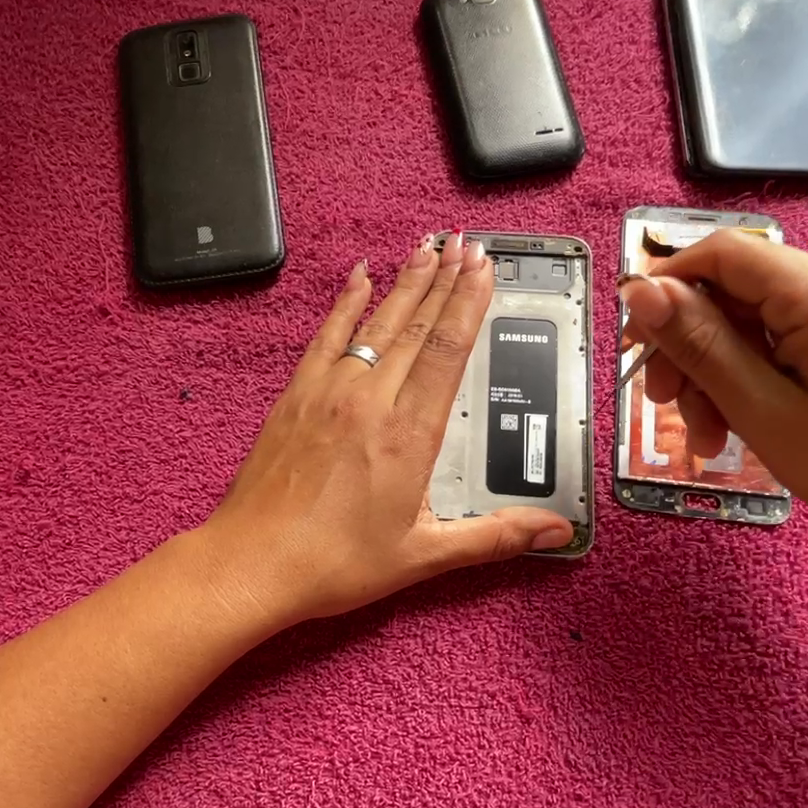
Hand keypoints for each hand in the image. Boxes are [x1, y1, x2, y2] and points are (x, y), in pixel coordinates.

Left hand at [201, 231, 573, 625]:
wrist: (254, 561)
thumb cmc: (334, 562)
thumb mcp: (423, 554)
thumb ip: (493, 536)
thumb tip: (553, 531)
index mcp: (409, 435)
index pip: (448, 350)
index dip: (469, 304)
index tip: (484, 269)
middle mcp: (369, 402)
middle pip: (416, 326)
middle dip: (445, 281)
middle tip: (465, 245)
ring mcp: (327, 393)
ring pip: (375, 324)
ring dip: (404, 284)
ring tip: (427, 249)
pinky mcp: (295, 397)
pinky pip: (325, 337)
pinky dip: (344, 304)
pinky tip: (357, 277)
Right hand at [619, 230, 807, 573]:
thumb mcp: (762, 410)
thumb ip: (698, 343)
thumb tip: (640, 290)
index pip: (724, 253)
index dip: (666, 287)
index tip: (635, 344)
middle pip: (740, 289)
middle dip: (693, 346)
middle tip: (666, 405)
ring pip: (762, 314)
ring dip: (722, 367)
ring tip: (711, 431)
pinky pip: (795, 329)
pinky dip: (760, 368)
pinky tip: (746, 414)